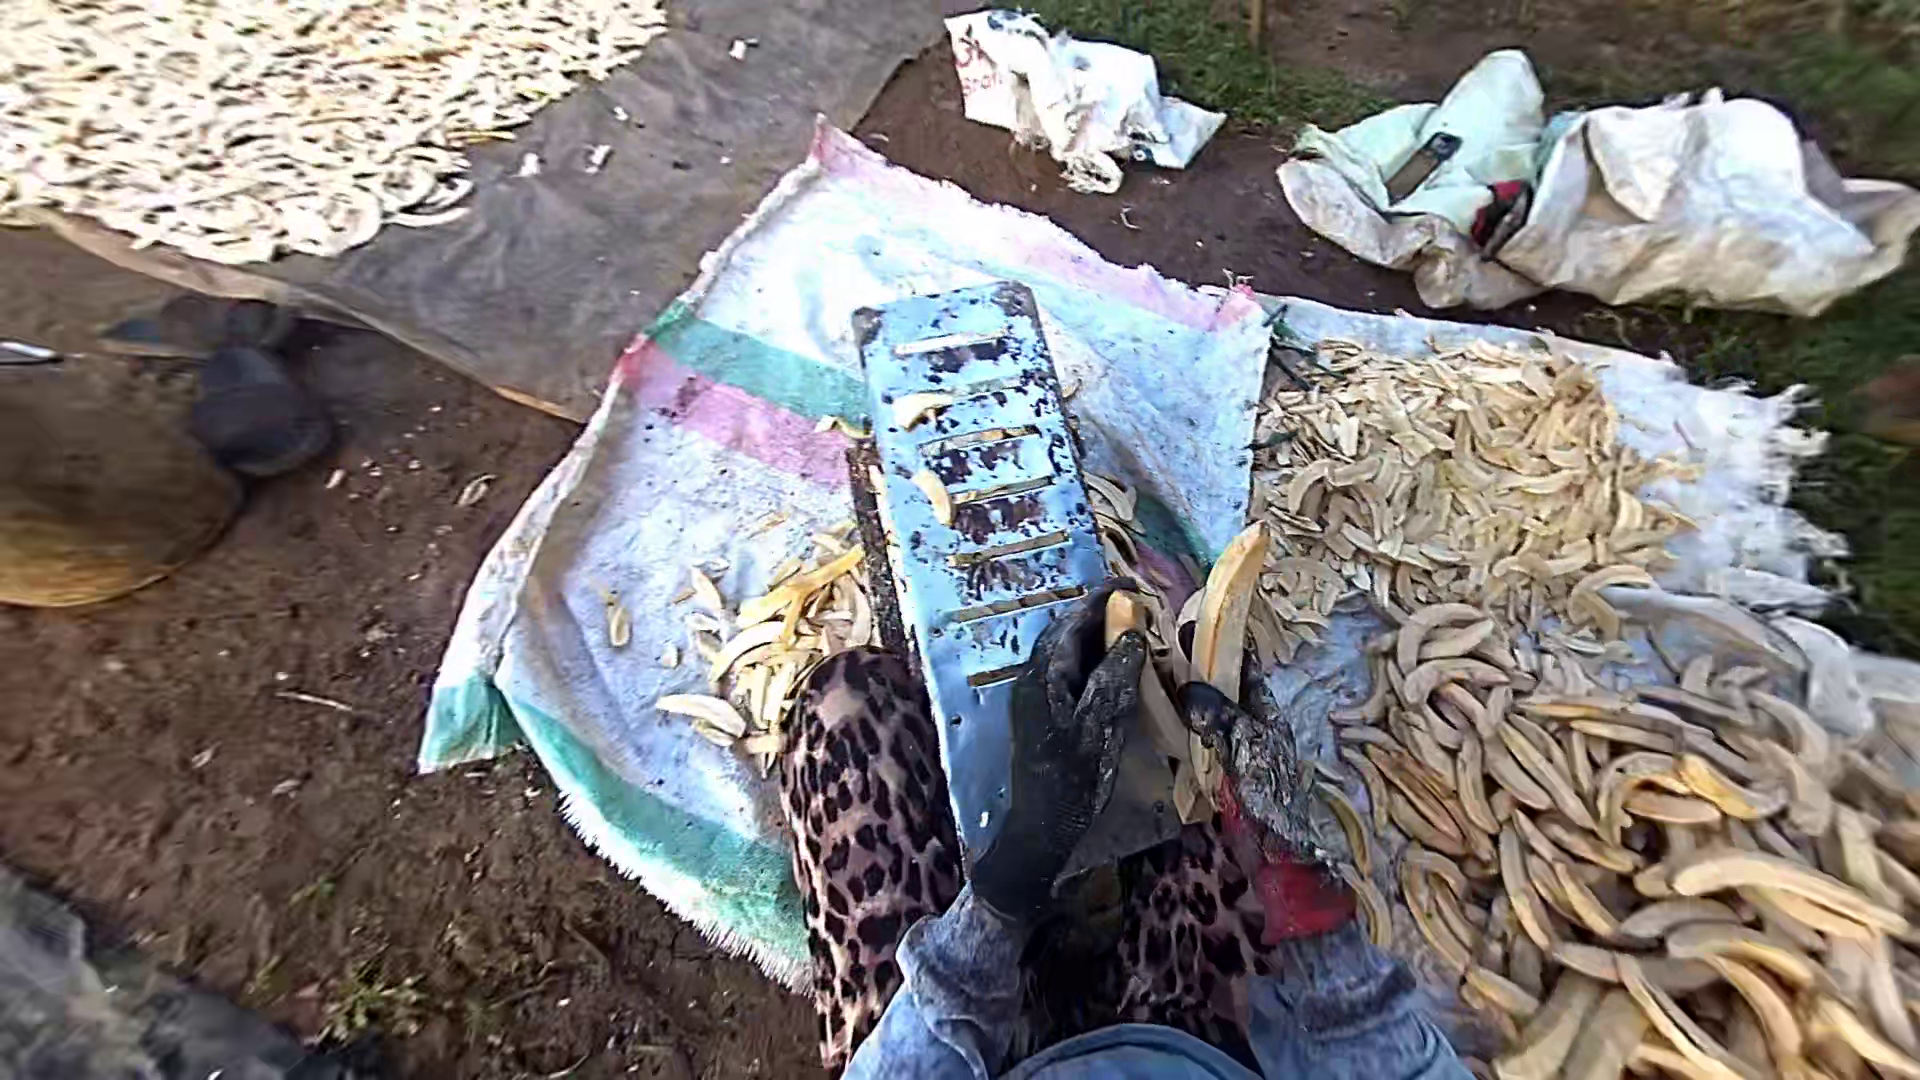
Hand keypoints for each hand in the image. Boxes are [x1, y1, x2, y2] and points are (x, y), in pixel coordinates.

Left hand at [970, 583, 1147, 923]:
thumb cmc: (1071, 778)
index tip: (1128, 583)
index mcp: (1043, 674)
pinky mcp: (1043, 708)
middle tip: (1136, 606)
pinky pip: (1069, 669)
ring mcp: (1037, 692)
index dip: (1098, 598)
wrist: (1042, 825)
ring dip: (1096, 635)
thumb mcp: (1099, 726)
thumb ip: (1114, 677)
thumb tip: (1130, 633)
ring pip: (1067, 650)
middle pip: (1066, 631)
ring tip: (1131, 629)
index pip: (1071, 622)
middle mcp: (1034, 675)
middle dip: (1098, 613)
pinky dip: (1092, 659)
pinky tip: (1114, 667)